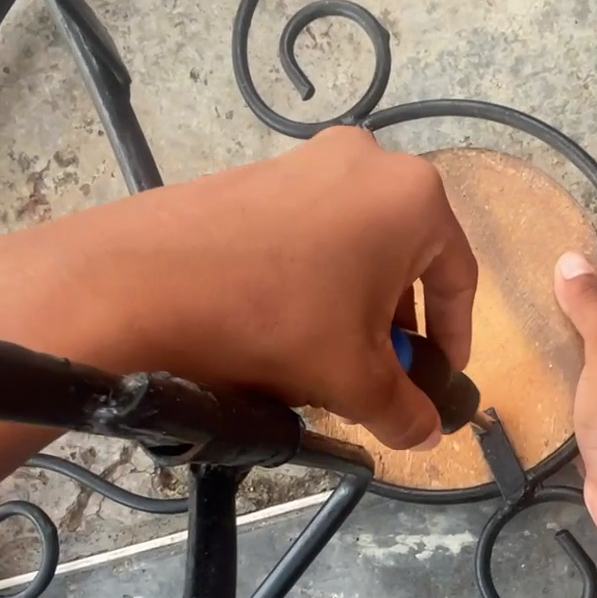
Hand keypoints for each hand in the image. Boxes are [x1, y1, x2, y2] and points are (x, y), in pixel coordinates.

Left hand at [0, 127, 478, 449]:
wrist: (136, 286)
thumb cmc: (275, 323)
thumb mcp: (354, 380)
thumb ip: (406, 412)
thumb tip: (427, 436)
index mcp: (411, 199)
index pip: (460, 279)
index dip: (455, 341)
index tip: (437, 382)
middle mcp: (367, 162)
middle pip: (406, 262)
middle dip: (399, 329)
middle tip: (383, 377)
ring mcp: (304, 161)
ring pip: (355, 250)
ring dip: (356, 310)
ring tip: (330, 362)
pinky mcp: (254, 175)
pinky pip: (309, 237)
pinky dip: (314, 286)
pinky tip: (285, 330)